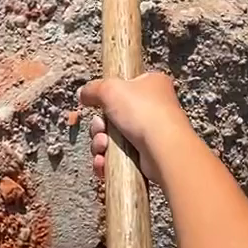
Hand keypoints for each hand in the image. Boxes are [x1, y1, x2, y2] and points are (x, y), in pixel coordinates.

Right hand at [78, 72, 196, 183]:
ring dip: (99, 144)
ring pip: (112, 139)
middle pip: (113, 116)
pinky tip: (103, 162)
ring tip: (104, 147)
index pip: (124, 87)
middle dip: (99, 126)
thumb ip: (93, 89)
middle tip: (101, 129)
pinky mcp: (145, 156)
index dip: (108, 96)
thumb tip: (83, 93)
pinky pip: (117, 158)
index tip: (99, 103)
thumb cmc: (144, 112)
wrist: (164, 149)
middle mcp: (153, 108)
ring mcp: (149, 134)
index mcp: (151, 85)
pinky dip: (106, 161)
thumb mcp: (111, 89)